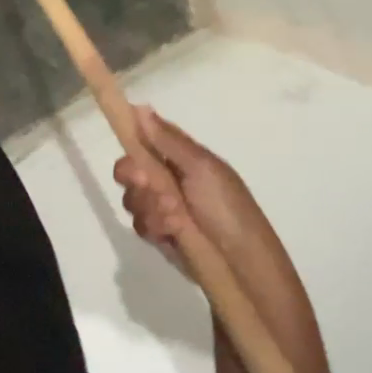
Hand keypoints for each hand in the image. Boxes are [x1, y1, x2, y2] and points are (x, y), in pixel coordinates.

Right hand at [114, 107, 280, 260]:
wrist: (243, 266)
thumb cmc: (227, 209)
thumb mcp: (203, 168)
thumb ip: (168, 140)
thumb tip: (140, 106)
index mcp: (182, 158)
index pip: (146, 137)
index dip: (133, 137)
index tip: (129, 144)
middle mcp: (168, 179)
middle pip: (129, 167)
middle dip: (133, 175)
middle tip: (148, 184)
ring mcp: (161, 207)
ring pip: (131, 197)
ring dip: (149, 206)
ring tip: (174, 218)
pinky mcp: (158, 234)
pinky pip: (138, 223)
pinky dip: (153, 226)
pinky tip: (171, 233)